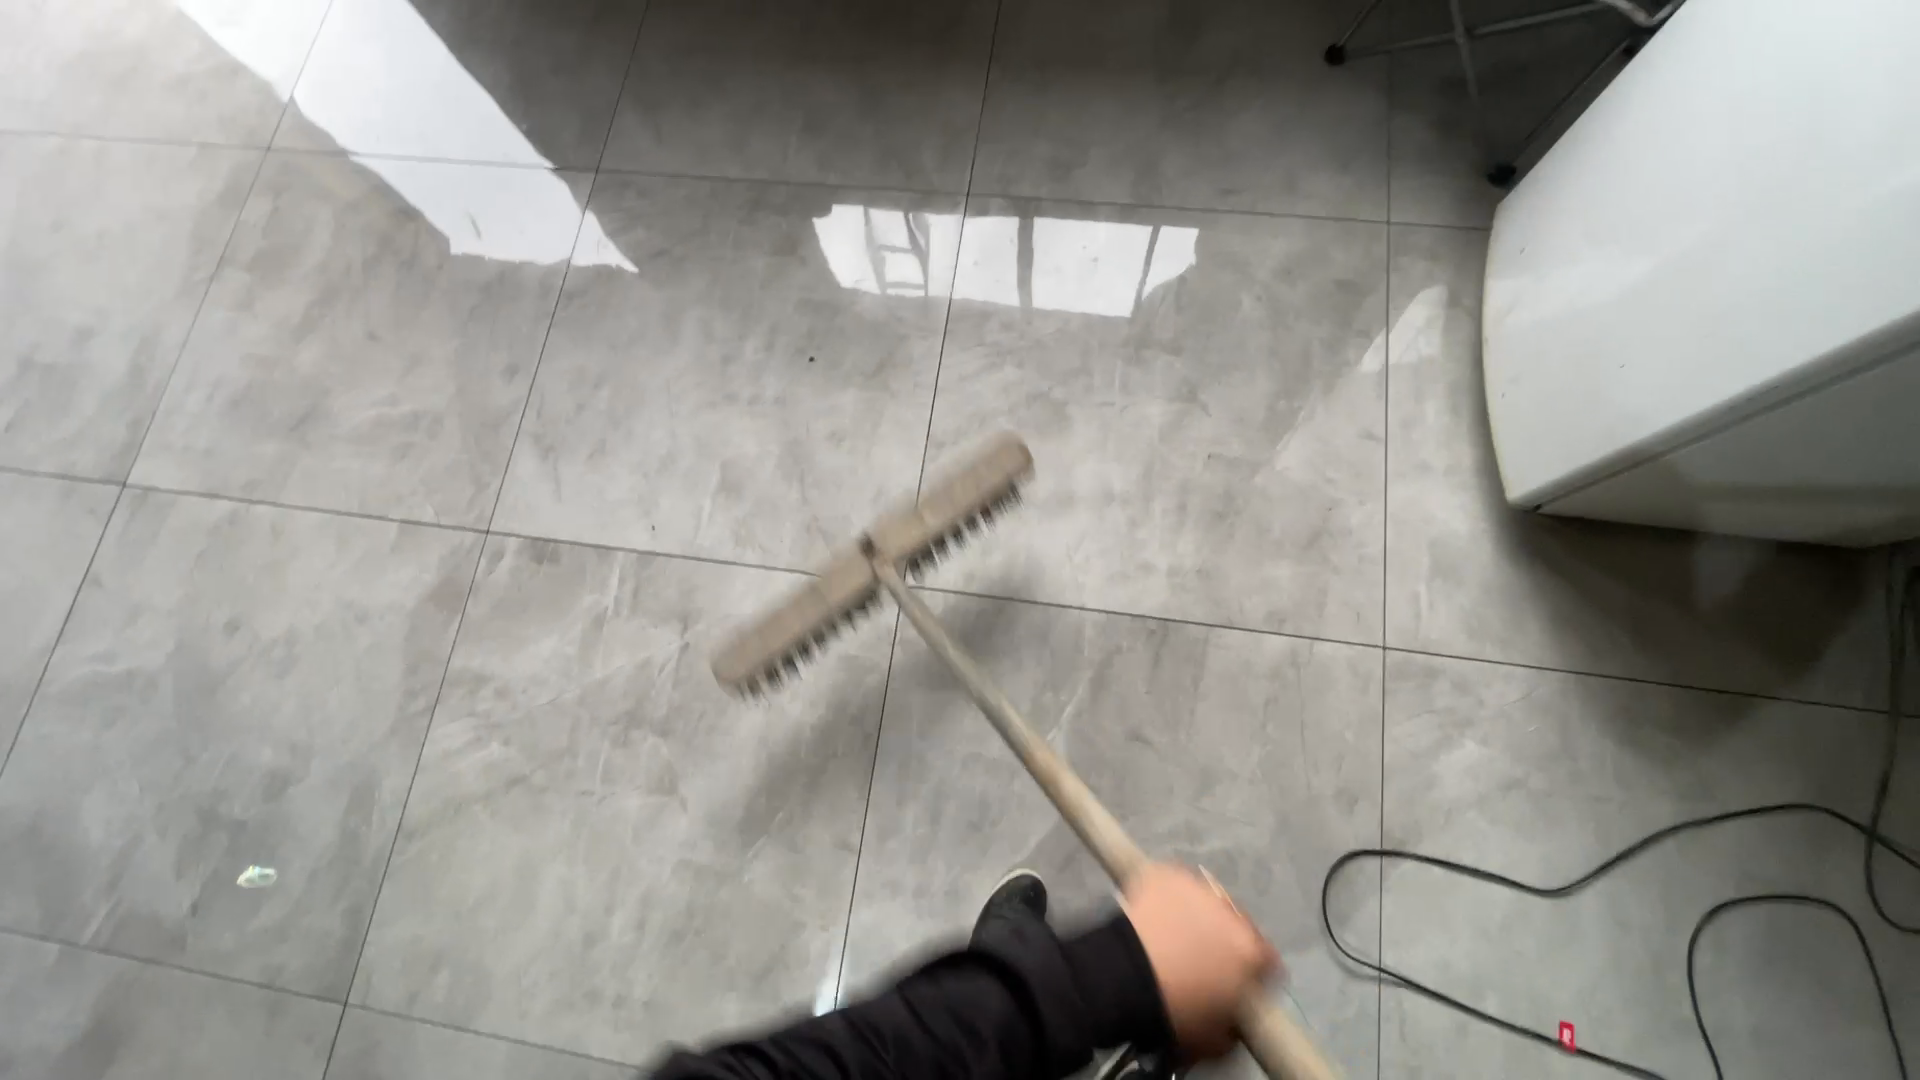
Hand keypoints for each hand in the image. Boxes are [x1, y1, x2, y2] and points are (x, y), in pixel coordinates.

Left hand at [1121, 863, 1281, 1059]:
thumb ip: (1238, 1019)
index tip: (1240, 980)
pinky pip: (1176, 883)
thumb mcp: (1219, 1037)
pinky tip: (1158, 911)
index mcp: (1251, 951)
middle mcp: (1232, 911)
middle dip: (1226, 938)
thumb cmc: (1175, 1010)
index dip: (1254, 971)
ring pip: (1207, 900)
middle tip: (1203, 955)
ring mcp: (1197, 886)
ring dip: (1200, 913)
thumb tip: (1236, 1013)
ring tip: (1176, 929)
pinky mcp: (1166, 873)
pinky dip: (1171, 895)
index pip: (1268, 960)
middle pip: (1238, 924)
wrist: (1126, 974)